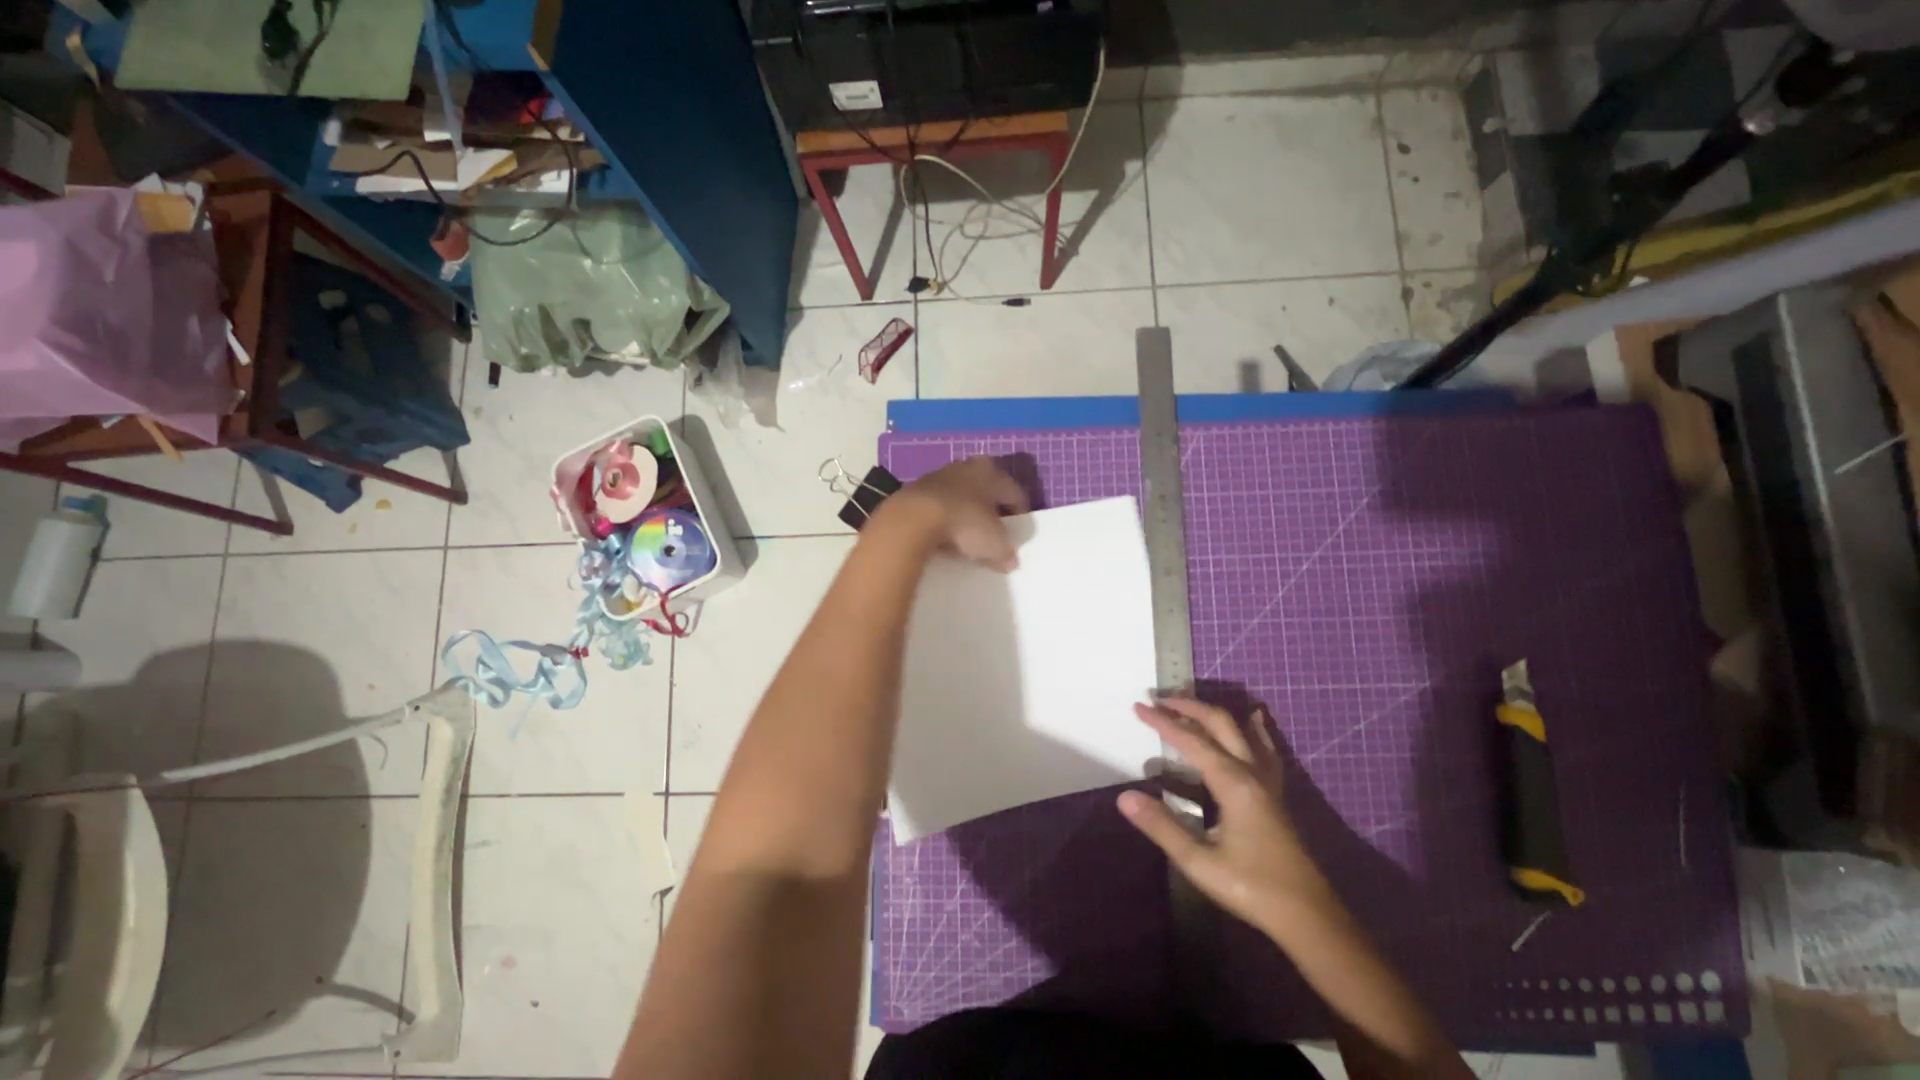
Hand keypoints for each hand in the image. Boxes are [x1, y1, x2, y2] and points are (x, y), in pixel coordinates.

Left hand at [871, 456, 1029, 571]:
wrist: (913, 518)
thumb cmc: (965, 523)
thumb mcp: (993, 544)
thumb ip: (1005, 552)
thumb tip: (1009, 560)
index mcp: (993, 474)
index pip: (1015, 492)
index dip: (1020, 514)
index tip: (1017, 534)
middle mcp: (969, 467)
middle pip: (987, 489)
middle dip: (991, 508)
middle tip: (993, 530)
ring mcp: (940, 474)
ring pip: (961, 494)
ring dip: (965, 511)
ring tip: (967, 534)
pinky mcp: (917, 487)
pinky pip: (939, 503)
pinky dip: (944, 516)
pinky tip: (943, 534)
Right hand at [1117, 699, 1335, 935]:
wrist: (1306, 913)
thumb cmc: (1250, 887)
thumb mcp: (1198, 861)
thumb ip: (1162, 826)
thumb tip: (1124, 796)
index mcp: (1233, 783)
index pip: (1192, 741)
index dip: (1163, 722)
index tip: (1138, 707)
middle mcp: (1252, 773)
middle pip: (1220, 724)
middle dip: (1188, 707)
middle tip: (1159, 699)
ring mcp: (1267, 783)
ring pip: (1242, 732)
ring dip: (1213, 714)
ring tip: (1192, 703)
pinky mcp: (1274, 795)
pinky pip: (1263, 748)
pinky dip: (1253, 728)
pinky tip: (1255, 719)